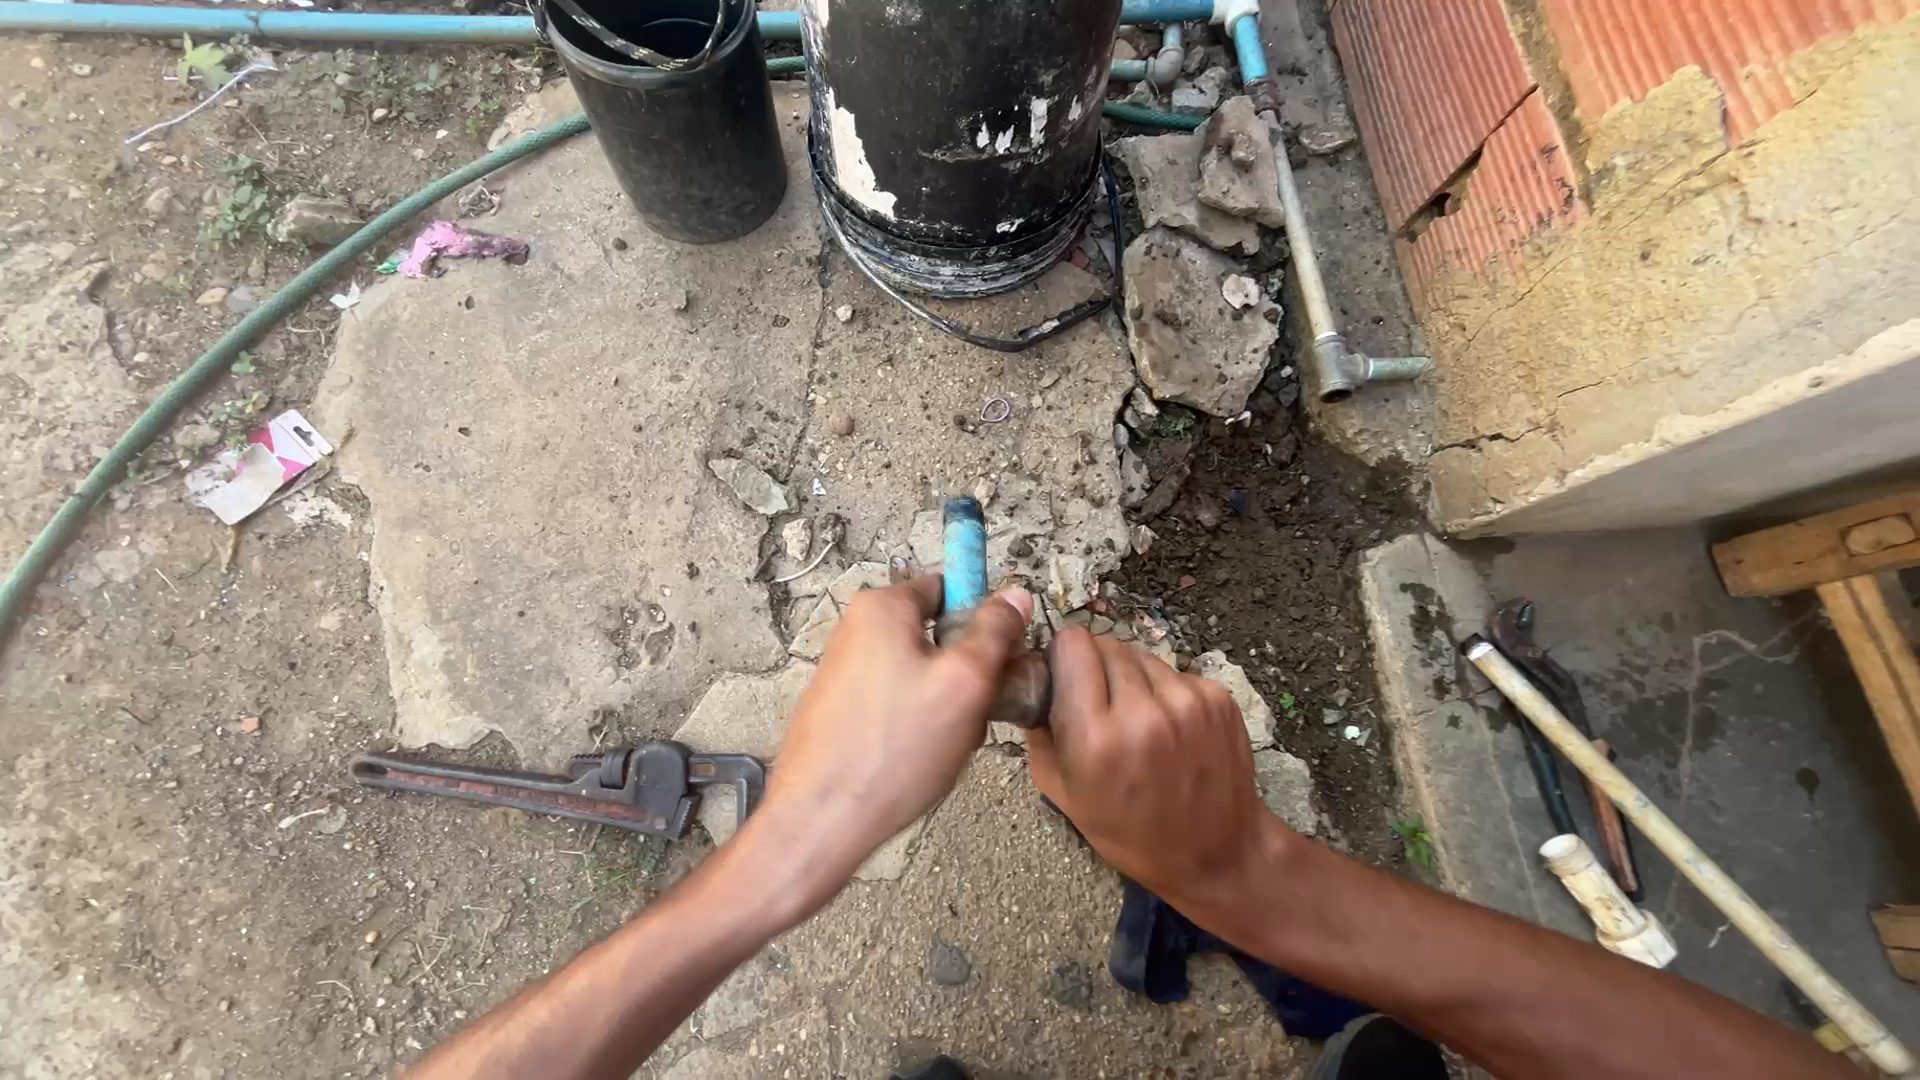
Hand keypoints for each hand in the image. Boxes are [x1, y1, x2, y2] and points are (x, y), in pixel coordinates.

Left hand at [750, 575, 1032, 909]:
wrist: (820, 820)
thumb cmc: (897, 745)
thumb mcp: (965, 681)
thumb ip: (995, 631)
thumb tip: (1016, 592)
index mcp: (881, 606)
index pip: (949, 587)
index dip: (983, 619)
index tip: (1000, 660)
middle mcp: (855, 628)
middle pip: (934, 632)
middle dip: (964, 670)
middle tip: (976, 712)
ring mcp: (843, 669)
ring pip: (919, 672)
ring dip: (945, 701)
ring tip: (948, 742)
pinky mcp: (838, 708)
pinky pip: (895, 700)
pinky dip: (916, 721)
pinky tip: (920, 757)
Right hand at [1026, 628, 1274, 906]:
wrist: (1216, 853)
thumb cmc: (1128, 830)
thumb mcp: (1061, 792)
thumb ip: (1040, 731)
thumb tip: (1036, 679)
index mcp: (1095, 737)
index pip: (1072, 646)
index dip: (1065, 658)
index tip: (1067, 678)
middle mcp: (1141, 712)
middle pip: (1105, 644)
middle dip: (1096, 666)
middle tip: (1101, 701)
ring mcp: (1186, 702)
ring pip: (1140, 655)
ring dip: (1131, 677)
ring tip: (1137, 717)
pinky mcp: (1217, 698)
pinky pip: (1174, 672)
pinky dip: (1165, 690)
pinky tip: (1169, 726)